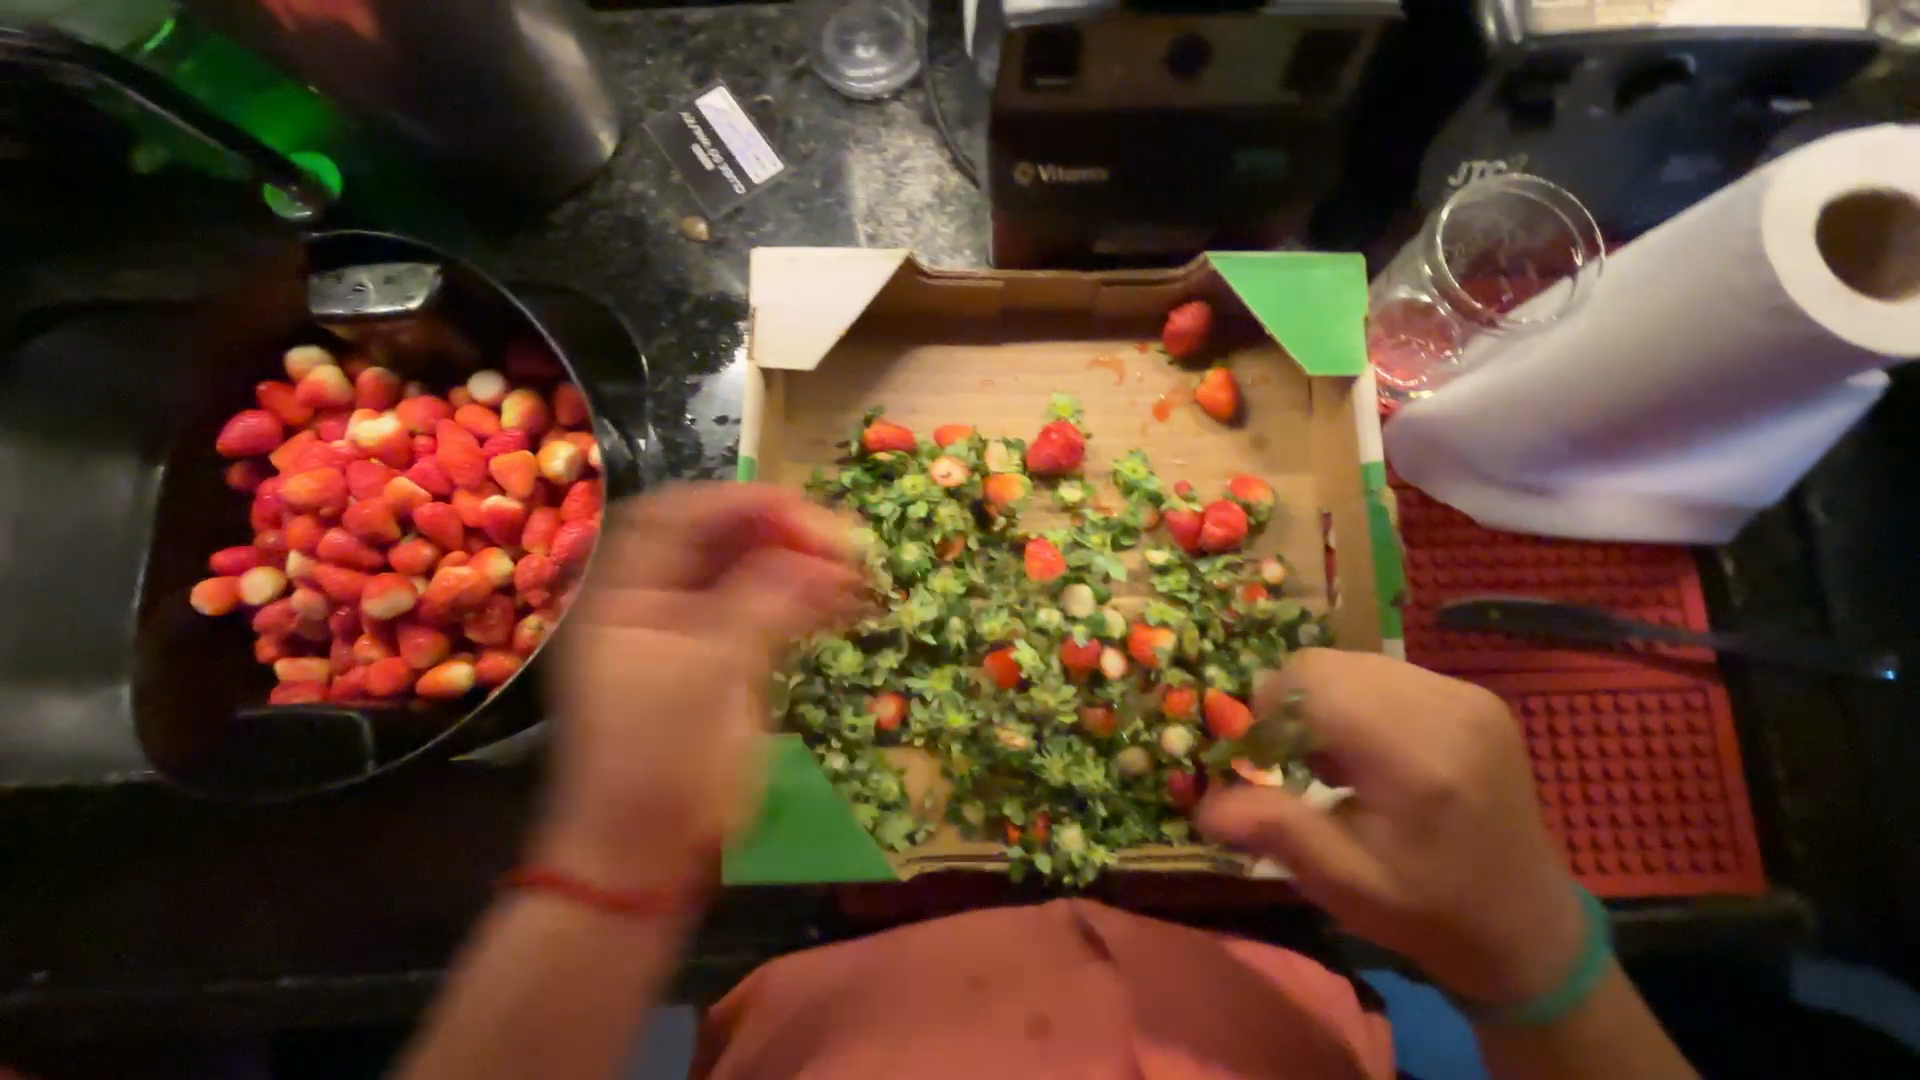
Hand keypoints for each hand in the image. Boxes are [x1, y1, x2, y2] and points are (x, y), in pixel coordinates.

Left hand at [537, 484, 864, 891]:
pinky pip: (771, 612)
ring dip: (802, 565)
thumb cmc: (658, 760)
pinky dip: (809, 601)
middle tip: (839, 541)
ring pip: (752, 575)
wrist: (646, 851)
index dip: (737, 502)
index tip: (799, 506)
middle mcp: (657, 601)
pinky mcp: (729, 660)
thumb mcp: (708, 672)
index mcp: (625, 594)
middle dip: (780, 533)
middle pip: (720, 542)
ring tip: (855, 568)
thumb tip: (823, 558)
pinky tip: (848, 601)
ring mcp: (695, 630)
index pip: (676, 518)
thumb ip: (764, 603)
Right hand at [1196, 649, 1585, 1006]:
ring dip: (1323, 699)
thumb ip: (1276, 830)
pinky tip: (1371, 750)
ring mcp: (1467, 696)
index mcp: (1416, 756)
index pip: (1311, 681)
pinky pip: (1386, 671)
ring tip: (1336, 760)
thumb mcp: (1343, 883)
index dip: (1268, 710)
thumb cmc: (1426, 910)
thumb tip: (1204, 806)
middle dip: (1291, 704)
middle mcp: (1446, 708)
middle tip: (1293, 761)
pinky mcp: (1475, 696)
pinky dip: (1358, 699)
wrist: (1527, 927)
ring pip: (1353, 661)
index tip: (1263, 760)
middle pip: (1326, 664)